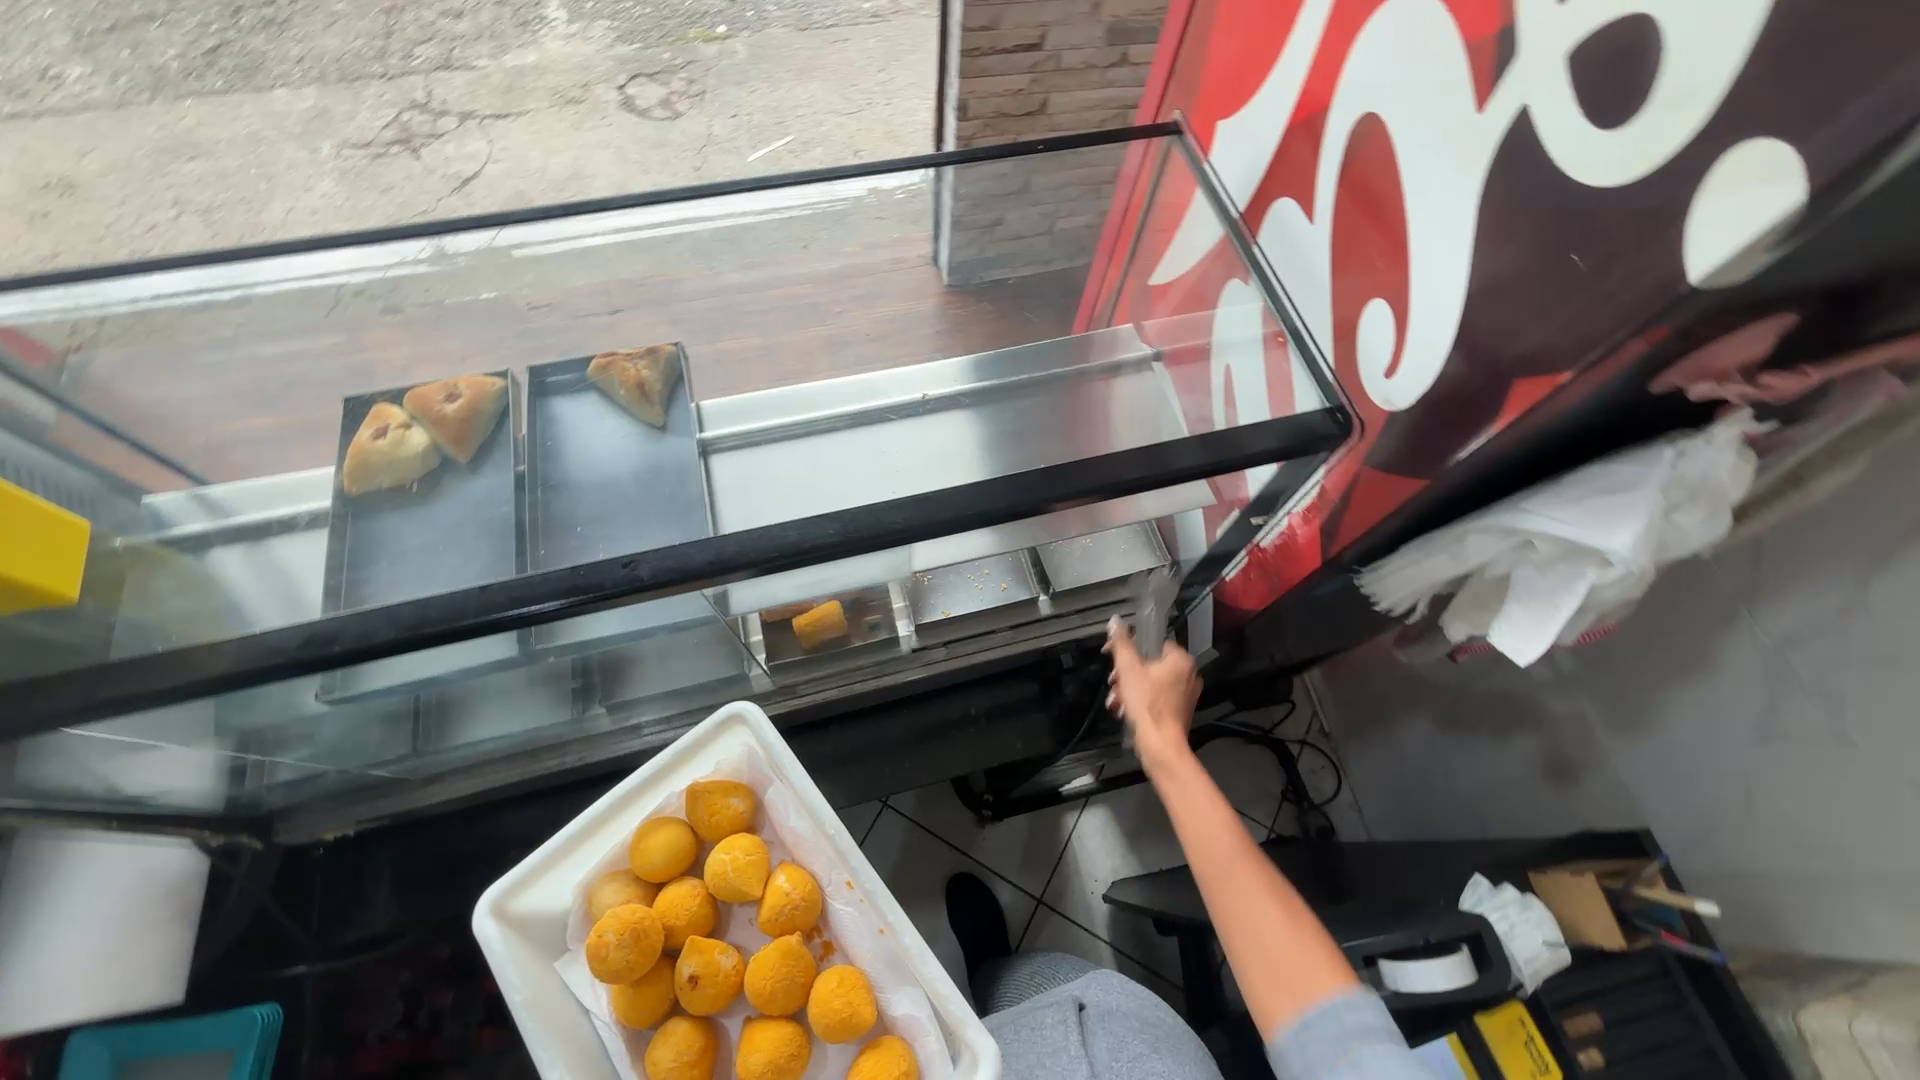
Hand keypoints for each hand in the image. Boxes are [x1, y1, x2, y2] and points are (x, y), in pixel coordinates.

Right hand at [1104, 615, 1201, 766]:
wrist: (1160, 744)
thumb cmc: (1146, 703)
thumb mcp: (1128, 669)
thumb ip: (1121, 643)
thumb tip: (1115, 620)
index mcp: (1181, 659)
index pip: (1154, 643)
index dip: (1131, 649)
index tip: (1114, 658)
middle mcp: (1189, 674)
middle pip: (1151, 664)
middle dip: (1127, 674)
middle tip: (1113, 682)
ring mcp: (1186, 694)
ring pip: (1152, 682)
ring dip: (1130, 689)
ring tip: (1116, 700)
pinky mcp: (1180, 710)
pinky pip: (1157, 698)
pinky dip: (1141, 701)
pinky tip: (1125, 710)